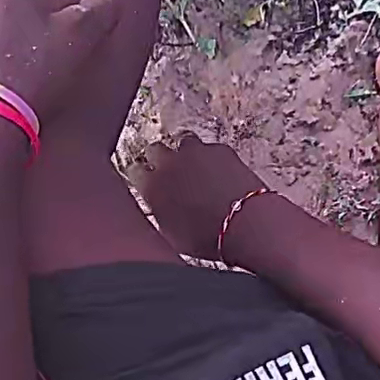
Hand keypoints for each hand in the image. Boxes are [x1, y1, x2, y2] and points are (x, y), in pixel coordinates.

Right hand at [132, 134, 268, 260]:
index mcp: (152, 187)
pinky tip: (219, 172)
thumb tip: (160, 210)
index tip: (146, 181)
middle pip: (155, 150)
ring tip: (195, 168)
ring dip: (186, 153)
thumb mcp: (171, 236)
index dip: (140, 176)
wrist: (244, 224)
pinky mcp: (220, 149)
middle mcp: (168, 164)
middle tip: (169, 172)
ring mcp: (195, 153)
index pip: (134, 171)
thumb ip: (160, 215)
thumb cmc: (208, 238)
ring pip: (182, 142)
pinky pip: (210, 148)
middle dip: (160, 158)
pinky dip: (211, 158)